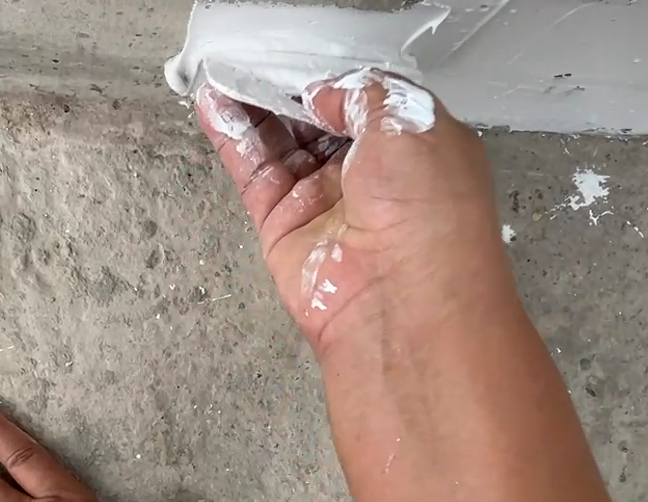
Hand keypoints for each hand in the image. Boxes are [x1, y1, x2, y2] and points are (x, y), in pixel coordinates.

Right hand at [193, 71, 513, 362]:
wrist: (401, 299)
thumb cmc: (431, 219)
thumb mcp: (409, 120)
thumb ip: (362, 93)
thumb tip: (325, 92)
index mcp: (409, 149)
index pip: (362, 101)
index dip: (333, 77)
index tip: (305, 56)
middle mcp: (365, 179)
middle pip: (315, 120)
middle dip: (287, 88)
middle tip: (258, 58)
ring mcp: (322, 205)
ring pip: (279, 143)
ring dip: (252, 105)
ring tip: (227, 71)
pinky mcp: (284, 227)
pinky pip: (254, 173)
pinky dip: (233, 138)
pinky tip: (216, 105)